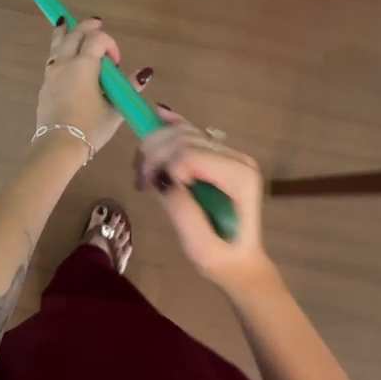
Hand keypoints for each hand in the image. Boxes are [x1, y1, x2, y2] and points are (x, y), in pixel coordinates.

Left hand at [36, 17, 148, 154]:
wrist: (58, 146)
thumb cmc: (90, 128)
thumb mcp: (114, 110)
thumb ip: (128, 88)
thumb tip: (144, 73)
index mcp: (84, 65)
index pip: (97, 39)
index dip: (110, 44)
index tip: (115, 63)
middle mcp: (65, 63)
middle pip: (75, 33)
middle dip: (87, 27)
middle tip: (97, 24)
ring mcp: (52, 72)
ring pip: (58, 42)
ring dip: (66, 31)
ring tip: (66, 23)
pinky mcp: (45, 84)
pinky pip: (52, 58)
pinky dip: (59, 49)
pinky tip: (63, 54)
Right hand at [135, 108, 273, 293]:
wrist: (239, 263)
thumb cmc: (221, 259)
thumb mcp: (200, 247)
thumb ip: (183, 211)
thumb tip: (163, 178)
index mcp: (238, 179)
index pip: (190, 154)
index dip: (164, 166)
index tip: (148, 189)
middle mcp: (237, 159)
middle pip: (184, 139)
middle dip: (155, 155)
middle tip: (141, 181)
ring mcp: (229, 154)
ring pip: (183, 133)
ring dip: (156, 147)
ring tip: (145, 174)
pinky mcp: (218, 155)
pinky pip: (191, 132)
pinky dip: (171, 126)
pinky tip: (157, 117)